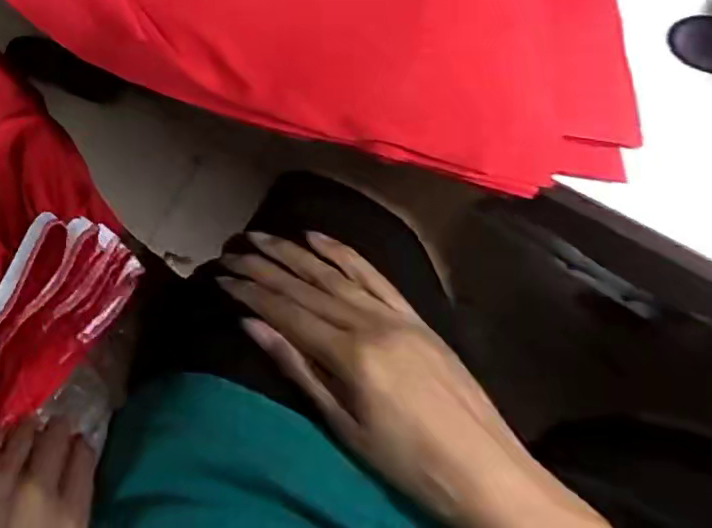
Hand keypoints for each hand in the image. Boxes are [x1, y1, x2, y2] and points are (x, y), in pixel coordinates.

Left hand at [0, 416, 94, 527]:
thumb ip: (74, 513)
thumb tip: (76, 481)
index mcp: (68, 515)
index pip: (84, 457)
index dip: (84, 447)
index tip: (81, 445)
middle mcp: (38, 489)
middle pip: (56, 436)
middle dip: (60, 430)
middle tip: (59, 431)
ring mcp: (0, 482)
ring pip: (22, 432)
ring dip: (30, 429)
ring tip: (31, 429)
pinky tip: (0, 436)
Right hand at [219, 231, 604, 527]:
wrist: (490, 475)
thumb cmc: (410, 464)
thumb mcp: (346, 428)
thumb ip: (298, 370)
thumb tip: (250, 326)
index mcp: (349, 354)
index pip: (285, 311)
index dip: (249, 292)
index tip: (220, 277)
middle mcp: (368, 322)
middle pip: (303, 285)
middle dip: (261, 266)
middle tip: (229, 251)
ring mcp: (393, 313)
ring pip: (331, 272)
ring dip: (291, 251)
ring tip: (260, 236)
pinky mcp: (413, 314)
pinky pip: (371, 273)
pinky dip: (340, 252)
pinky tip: (316, 237)